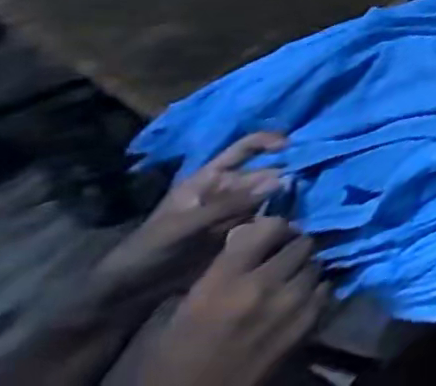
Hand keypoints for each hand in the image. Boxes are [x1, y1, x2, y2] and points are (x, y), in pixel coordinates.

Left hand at [92, 132, 287, 305]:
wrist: (127, 293)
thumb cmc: (147, 250)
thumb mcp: (185, 226)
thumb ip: (231, 204)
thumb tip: (282, 179)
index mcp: (210, 178)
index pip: (244, 148)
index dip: (269, 141)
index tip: (292, 146)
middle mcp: (227, 189)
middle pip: (266, 173)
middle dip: (287, 176)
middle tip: (307, 185)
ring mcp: (235, 211)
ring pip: (271, 196)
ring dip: (287, 199)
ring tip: (304, 205)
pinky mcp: (240, 232)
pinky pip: (267, 219)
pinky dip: (281, 219)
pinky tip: (292, 224)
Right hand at [134, 216, 331, 385]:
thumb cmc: (162, 367)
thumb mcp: (168, 316)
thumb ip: (210, 272)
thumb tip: (242, 238)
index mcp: (222, 283)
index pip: (269, 227)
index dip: (270, 227)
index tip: (265, 235)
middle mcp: (263, 287)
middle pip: (301, 243)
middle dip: (290, 247)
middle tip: (279, 257)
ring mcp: (290, 305)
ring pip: (315, 265)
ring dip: (303, 269)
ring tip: (288, 280)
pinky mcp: (307, 325)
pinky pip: (324, 290)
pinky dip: (314, 291)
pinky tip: (298, 299)